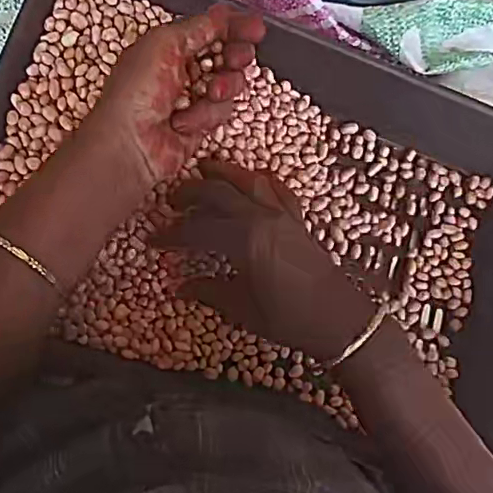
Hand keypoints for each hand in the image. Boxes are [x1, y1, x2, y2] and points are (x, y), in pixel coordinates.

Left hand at [84, 4, 265, 187]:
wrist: (131, 143)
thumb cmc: (136, 92)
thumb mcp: (165, 44)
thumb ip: (198, 28)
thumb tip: (221, 16)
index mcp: (170, 46)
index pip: (209, 30)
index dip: (233, 26)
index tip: (256, 27)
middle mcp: (182, 70)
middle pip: (225, 55)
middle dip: (236, 55)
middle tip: (240, 58)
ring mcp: (193, 98)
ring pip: (229, 84)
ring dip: (224, 86)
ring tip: (210, 93)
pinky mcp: (200, 123)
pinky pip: (221, 112)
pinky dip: (206, 115)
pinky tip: (184, 121)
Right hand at [157, 160, 378, 361]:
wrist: (338, 321)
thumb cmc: (289, 319)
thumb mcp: (243, 309)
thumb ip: (210, 292)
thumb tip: (181, 286)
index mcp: (245, 241)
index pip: (197, 230)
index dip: (172, 235)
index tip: (153, 241)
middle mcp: (263, 219)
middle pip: (218, 193)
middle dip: (190, 194)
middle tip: (171, 201)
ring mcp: (283, 216)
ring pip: (248, 181)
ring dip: (223, 173)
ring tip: (204, 170)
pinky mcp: (298, 220)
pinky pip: (277, 190)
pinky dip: (260, 181)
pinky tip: (250, 181)